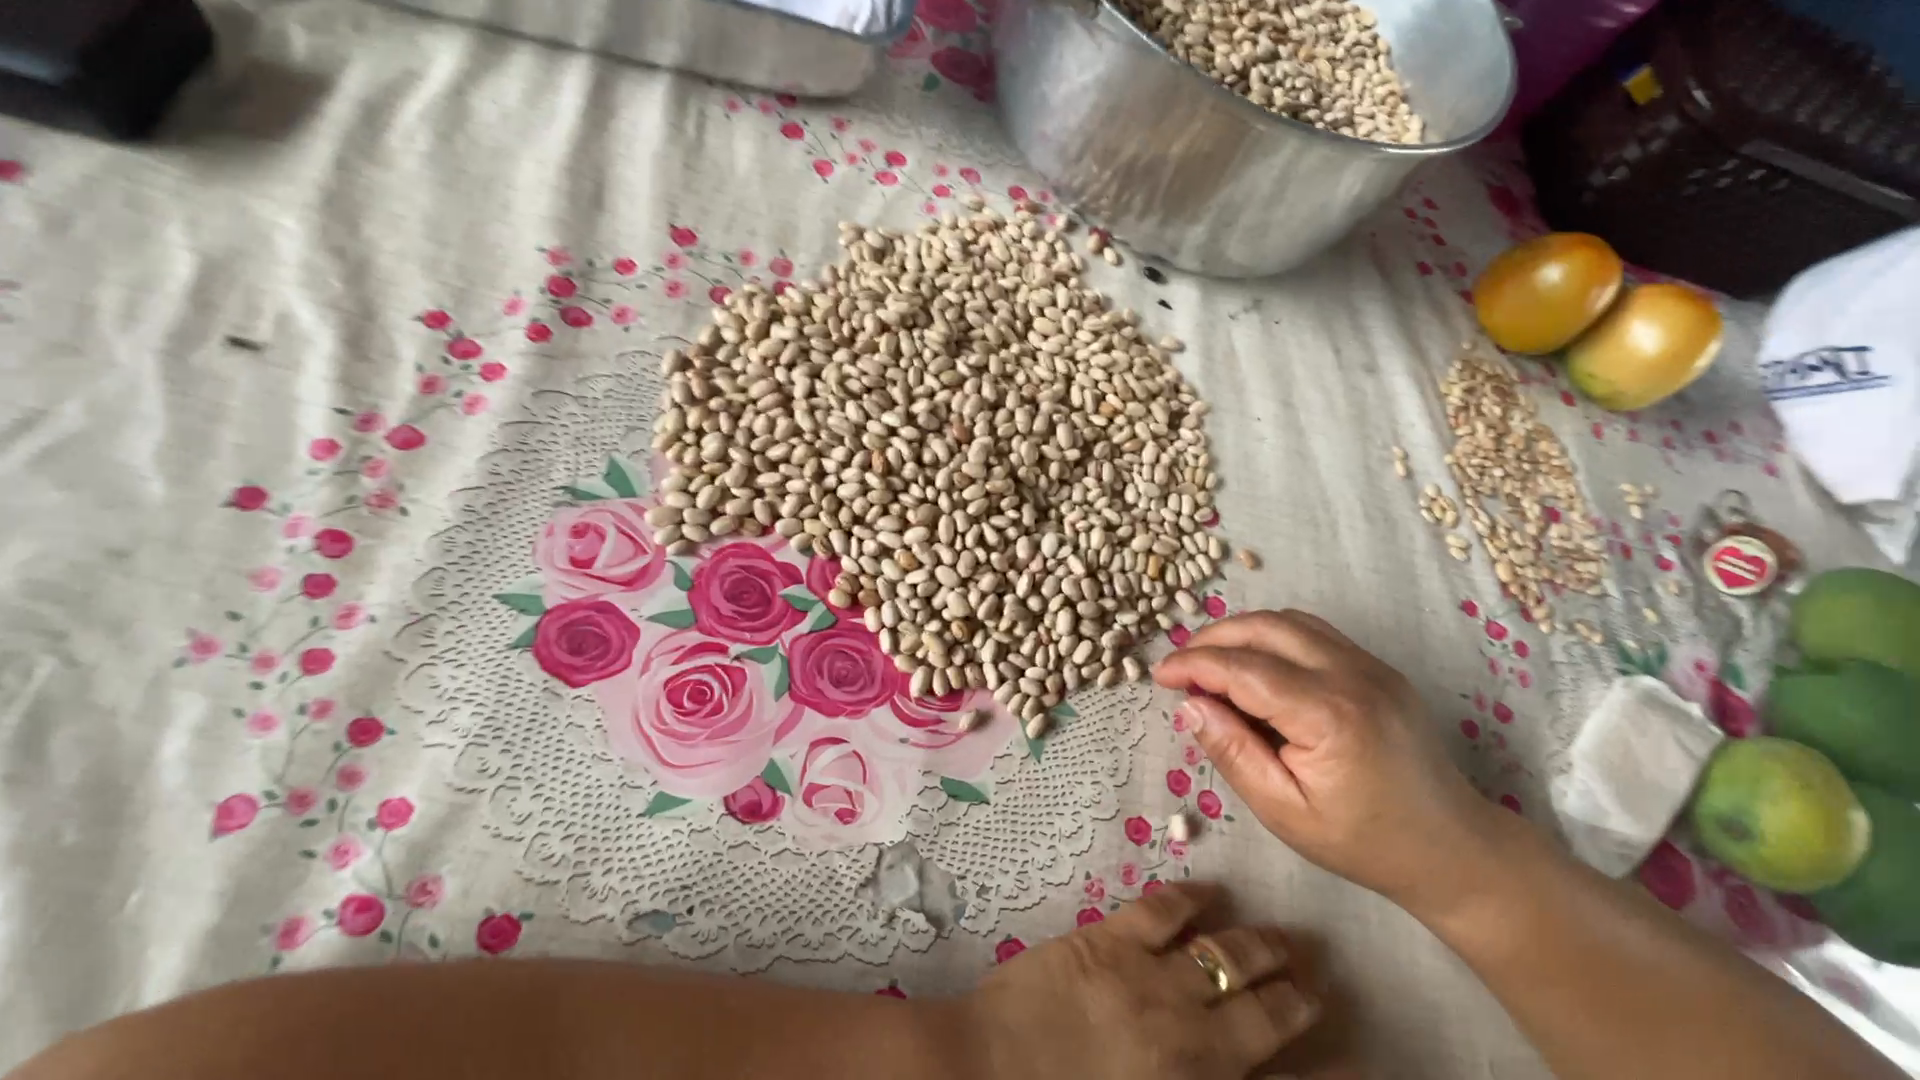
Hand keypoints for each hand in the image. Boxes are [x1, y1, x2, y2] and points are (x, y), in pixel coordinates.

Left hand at [962, 883, 1321, 1078]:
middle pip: (1261, 1005)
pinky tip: (1210, 892)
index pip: (1276, 1068)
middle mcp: (1189, 1032)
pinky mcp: (1110, 941)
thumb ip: (1195, 1077)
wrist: (988, 1074)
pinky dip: (1193, 899)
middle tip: (1313, 975)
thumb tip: (1226, 1063)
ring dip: (1259, 944)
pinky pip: (1163, 912)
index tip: (1348, 1043)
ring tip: (1282, 935)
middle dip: (1294, 990)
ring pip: (1224, 954)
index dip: (1317, 1057)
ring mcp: (1150, 980)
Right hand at [1152, 610, 1499, 914]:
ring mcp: (1372, 666)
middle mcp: (1353, 676)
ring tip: (1209, 663)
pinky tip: (1254, 666)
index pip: (1244, 669)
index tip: (1159, 676)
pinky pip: (1314, 633)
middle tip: (1180, 666)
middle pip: (1266, 628)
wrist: (1450, 847)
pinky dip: (1273, 637)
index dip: (1194, 665)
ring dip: (1242, 631)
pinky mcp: (1379, 668)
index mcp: (1329, 716)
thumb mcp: (1284, 811)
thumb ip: (1233, 752)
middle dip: (1212, 638)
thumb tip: (1189, 706)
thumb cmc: (1362, 841)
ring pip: (1290, 622)